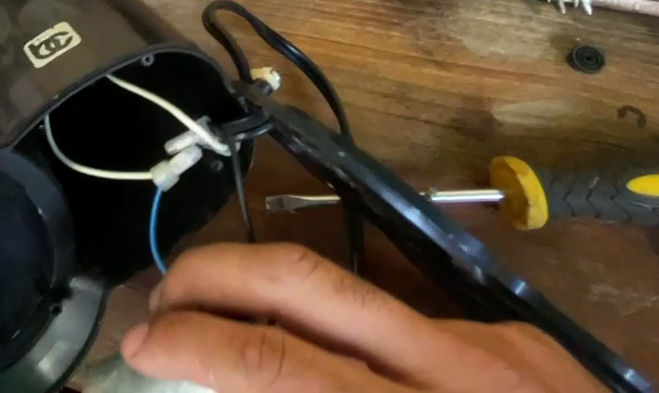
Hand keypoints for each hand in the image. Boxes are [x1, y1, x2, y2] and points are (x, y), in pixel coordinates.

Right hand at [122, 243, 607, 392]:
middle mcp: (455, 375)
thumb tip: (238, 382)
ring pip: (341, 281)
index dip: (192, 344)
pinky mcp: (519, 338)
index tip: (139, 345)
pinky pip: (396, 315)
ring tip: (213, 304)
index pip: (275, 366)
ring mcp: (493, 345)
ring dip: (259, 283)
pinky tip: (337, 365)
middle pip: (300, 283)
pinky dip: (340, 329)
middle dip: (209, 276)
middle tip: (158, 299)